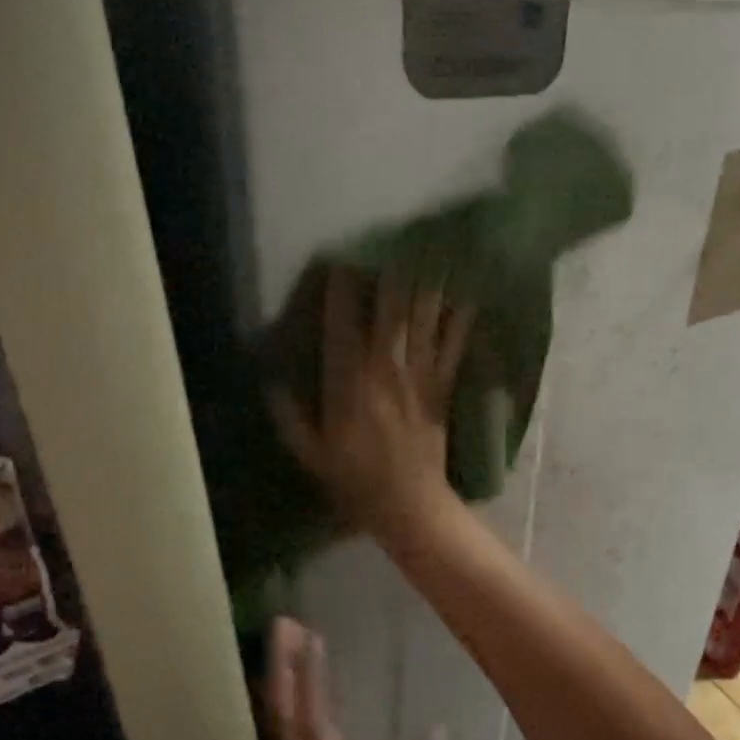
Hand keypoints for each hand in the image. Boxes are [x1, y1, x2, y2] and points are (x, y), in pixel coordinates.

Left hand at [266, 617, 448, 739]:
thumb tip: (436, 729)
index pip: (314, 722)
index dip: (309, 678)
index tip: (309, 635)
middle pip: (287, 716)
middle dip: (283, 669)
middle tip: (284, 622)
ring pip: (284, 728)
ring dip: (284, 683)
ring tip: (288, 645)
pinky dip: (290, 710)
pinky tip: (299, 700)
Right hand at [270, 265, 474, 536]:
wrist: (408, 504)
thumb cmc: (354, 480)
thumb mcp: (310, 452)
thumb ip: (290, 415)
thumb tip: (272, 382)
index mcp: (347, 381)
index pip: (341, 322)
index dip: (341, 287)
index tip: (340, 256)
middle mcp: (384, 368)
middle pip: (388, 309)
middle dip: (390, 270)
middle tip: (395, 235)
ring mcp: (418, 375)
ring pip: (423, 319)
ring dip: (427, 282)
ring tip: (433, 249)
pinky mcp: (442, 386)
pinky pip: (452, 346)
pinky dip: (460, 319)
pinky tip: (467, 293)